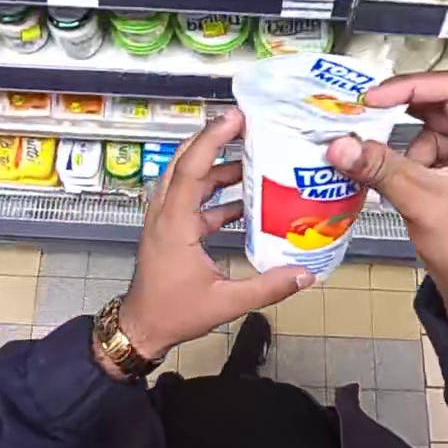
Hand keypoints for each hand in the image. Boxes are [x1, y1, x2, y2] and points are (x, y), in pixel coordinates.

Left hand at [106, 108, 312, 373]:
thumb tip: (305, 274)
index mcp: (175, 224)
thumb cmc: (173, 314)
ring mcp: (165, 221)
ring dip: (216, 167)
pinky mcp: (170, 232)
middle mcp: (165, 214)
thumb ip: (267, 287)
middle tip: (246, 126)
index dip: (213, 139)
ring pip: (188, 180)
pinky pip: (192, 201)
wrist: (141, 329)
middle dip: (214, 141)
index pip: (191, 167)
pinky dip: (215, 195)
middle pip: (186, 163)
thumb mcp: (225, 303)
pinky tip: (243, 202)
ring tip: (251, 160)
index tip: (236, 118)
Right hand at [325, 71, 447, 326]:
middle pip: (445, 103)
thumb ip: (380, 166)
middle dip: (404, 117)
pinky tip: (407, 184)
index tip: (372, 98)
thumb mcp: (422, 200)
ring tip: (398, 176)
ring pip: (435, 125)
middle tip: (365, 119)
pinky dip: (413, 160)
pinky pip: (434, 145)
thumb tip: (341, 145)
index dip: (410, 87)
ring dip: (409, 148)